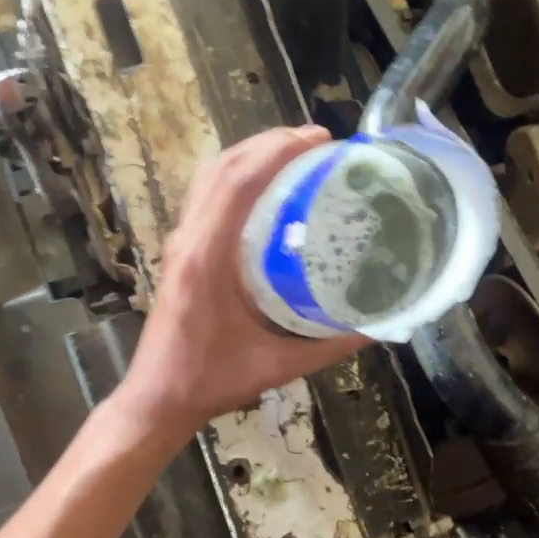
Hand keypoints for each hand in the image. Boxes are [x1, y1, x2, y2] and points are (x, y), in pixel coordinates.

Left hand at [116, 126, 369, 435]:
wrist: (158, 397)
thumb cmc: (212, 381)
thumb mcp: (279, 365)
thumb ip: (332, 345)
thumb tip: (380, 326)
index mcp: (208, 259)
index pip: (239, 183)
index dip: (279, 151)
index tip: (320, 140)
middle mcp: (189, 240)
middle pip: (222, 168)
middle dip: (269, 143)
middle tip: (316, 140)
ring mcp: (180, 243)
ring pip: (210, 177)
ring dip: (250, 154)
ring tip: (294, 152)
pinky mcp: (180, 251)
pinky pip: (206, 196)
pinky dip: (236, 176)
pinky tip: (267, 187)